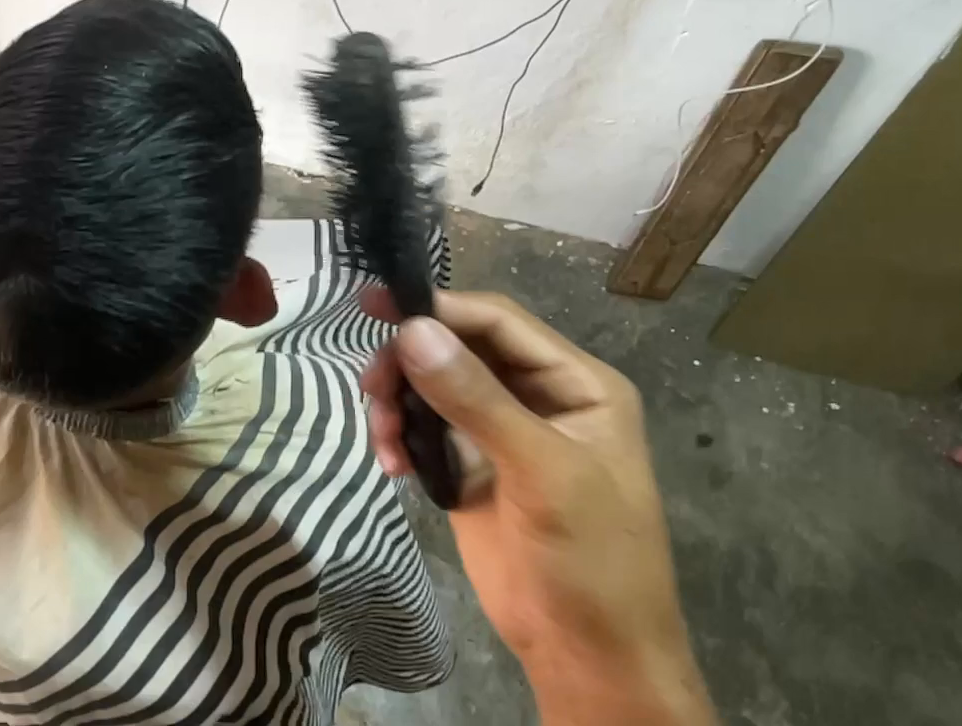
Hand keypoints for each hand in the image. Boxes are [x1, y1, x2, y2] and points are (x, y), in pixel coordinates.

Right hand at [359, 290, 715, 725]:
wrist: (587, 656)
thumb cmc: (590, 560)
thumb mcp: (541, 473)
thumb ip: (475, 398)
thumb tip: (410, 329)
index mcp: (575, 383)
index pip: (497, 321)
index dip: (437, 307)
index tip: (373, 305)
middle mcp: (535, 395)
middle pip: (454, 347)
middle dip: (407, 364)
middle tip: (371, 389)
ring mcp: (497, 429)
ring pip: (429, 383)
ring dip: (396, 403)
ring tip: (384, 441)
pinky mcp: (466, 462)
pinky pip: (419, 425)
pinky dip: (397, 436)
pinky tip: (392, 466)